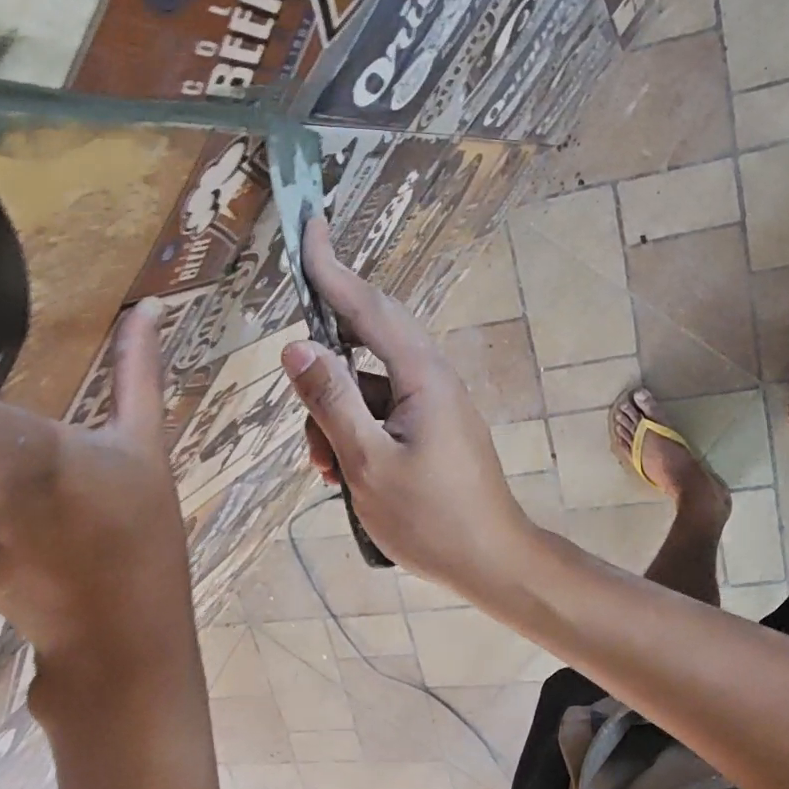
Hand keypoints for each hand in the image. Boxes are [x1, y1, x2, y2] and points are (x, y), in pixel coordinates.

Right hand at [285, 218, 535, 596]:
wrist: (492, 562)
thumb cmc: (432, 519)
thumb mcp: (368, 463)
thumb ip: (331, 401)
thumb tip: (297, 345)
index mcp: (421, 375)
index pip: (368, 305)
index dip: (332, 267)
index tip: (309, 226)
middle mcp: (431, 378)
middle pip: (367, 340)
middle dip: (323, 364)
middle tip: (301, 396)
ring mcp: (434, 404)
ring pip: (367, 386)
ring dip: (335, 416)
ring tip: (326, 469)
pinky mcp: (432, 428)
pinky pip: (381, 412)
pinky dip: (355, 433)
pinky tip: (343, 474)